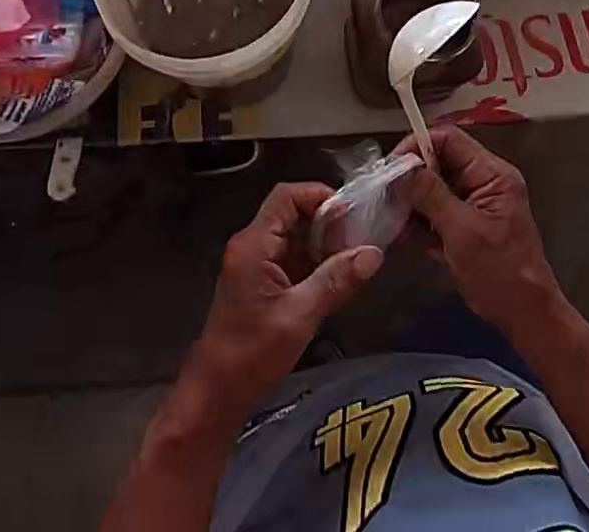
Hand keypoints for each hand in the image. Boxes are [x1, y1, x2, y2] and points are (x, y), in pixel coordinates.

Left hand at [187, 183, 384, 412]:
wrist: (215, 393)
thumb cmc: (252, 353)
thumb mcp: (300, 315)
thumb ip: (336, 280)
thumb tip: (373, 253)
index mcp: (254, 244)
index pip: (286, 196)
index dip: (319, 196)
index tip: (351, 212)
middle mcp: (252, 245)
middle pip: (293, 214)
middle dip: (328, 222)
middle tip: (361, 238)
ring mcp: (256, 263)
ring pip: (295, 237)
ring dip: (324, 244)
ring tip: (356, 256)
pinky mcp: (262, 282)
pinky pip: (292, 258)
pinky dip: (316, 262)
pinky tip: (340, 276)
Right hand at [397, 126, 565, 338]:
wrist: (524, 316)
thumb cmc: (501, 272)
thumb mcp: (462, 230)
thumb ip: (431, 194)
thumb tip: (401, 167)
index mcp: (491, 174)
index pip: (448, 140)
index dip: (417, 146)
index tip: (392, 166)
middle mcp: (481, 181)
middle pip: (436, 162)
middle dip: (410, 178)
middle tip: (386, 194)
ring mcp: (471, 203)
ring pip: (430, 187)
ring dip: (410, 202)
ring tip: (392, 218)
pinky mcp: (462, 223)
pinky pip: (433, 210)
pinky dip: (417, 221)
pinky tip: (401, 235)